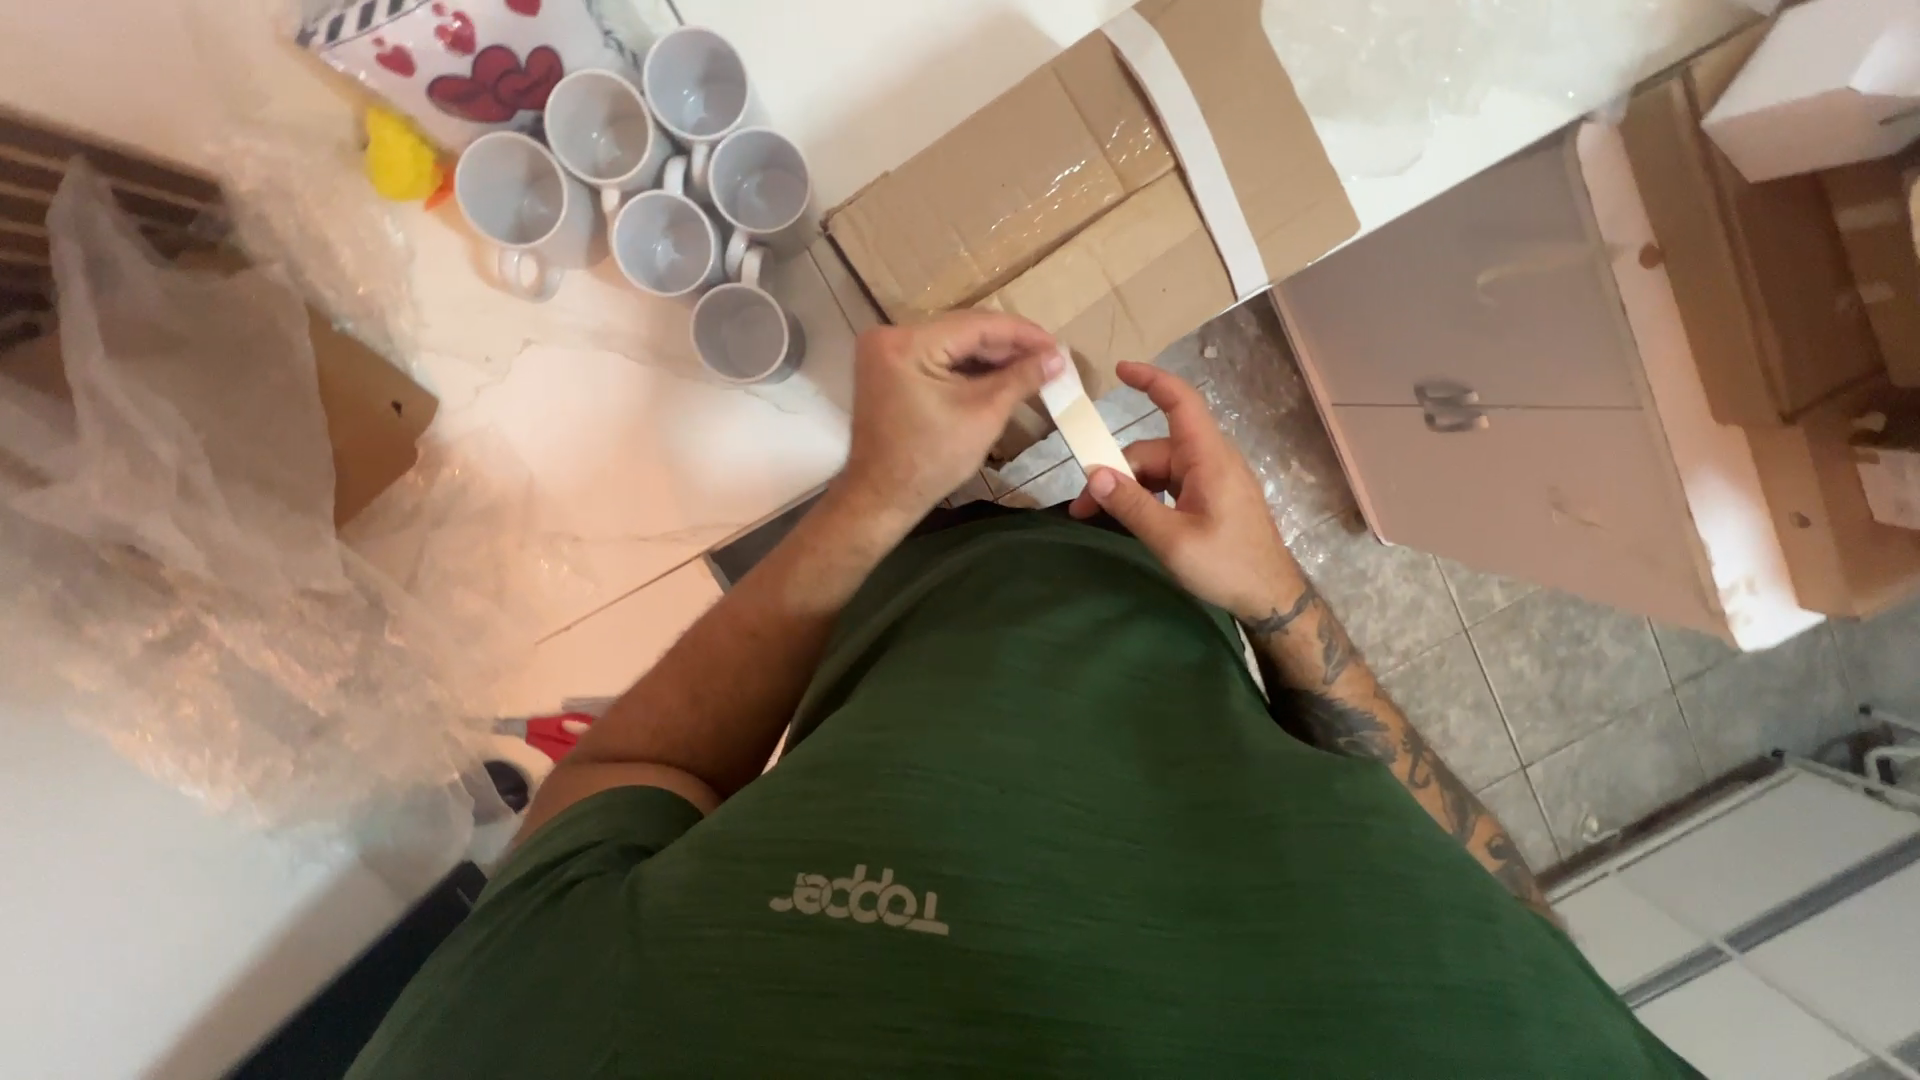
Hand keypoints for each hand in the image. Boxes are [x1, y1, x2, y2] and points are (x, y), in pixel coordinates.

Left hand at [838, 312, 1063, 520]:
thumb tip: (1058, 358)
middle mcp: (889, 336)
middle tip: (1050, 357)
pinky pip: (936, 359)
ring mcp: (885, 352)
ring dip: (991, 357)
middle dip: (1008, 346)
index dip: (1022, 333)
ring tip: (1033, 366)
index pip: (976, 324)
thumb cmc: (931, 461)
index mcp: (907, 343)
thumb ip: (1021, 379)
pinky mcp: (889, 369)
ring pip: (951, 344)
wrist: (882, 497)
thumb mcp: (983, 416)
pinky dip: (967, 368)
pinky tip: (1000, 375)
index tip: (1057, 345)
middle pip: (962, 331)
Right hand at [1067, 362, 1304, 619]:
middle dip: (1115, 470)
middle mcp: (1211, 461)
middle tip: (1082, 506)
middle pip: (1153, 450)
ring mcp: (1212, 480)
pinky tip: (1128, 518)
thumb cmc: (1227, 566)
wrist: (1271, 598)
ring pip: (1158, 470)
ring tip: (1097, 515)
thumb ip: (1131, 505)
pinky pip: (1171, 486)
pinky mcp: (1212, 499)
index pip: (1180, 402)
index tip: (1119, 371)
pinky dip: (1146, 497)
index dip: (1151, 381)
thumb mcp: (1171, 540)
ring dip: (1127, 488)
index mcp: (1208, 459)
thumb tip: (1094, 475)